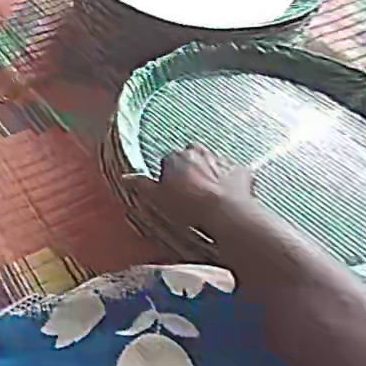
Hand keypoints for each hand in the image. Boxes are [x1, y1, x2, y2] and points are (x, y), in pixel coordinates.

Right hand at [123, 143, 254, 230]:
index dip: (170, 176)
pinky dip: (230, 181)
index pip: (168, 161)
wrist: (226, 213)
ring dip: (210, 173)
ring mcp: (221, 160)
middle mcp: (198, 153)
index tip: (172, 190)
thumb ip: (141, 185)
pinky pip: (233, 173)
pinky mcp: (240, 170)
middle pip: (191, 157)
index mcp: (176, 157)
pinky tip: (228, 195)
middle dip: (191, 168)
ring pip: (212, 163)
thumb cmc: (188, 205)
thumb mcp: (157, 198)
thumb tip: (124, 177)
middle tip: (190, 190)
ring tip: (209, 194)